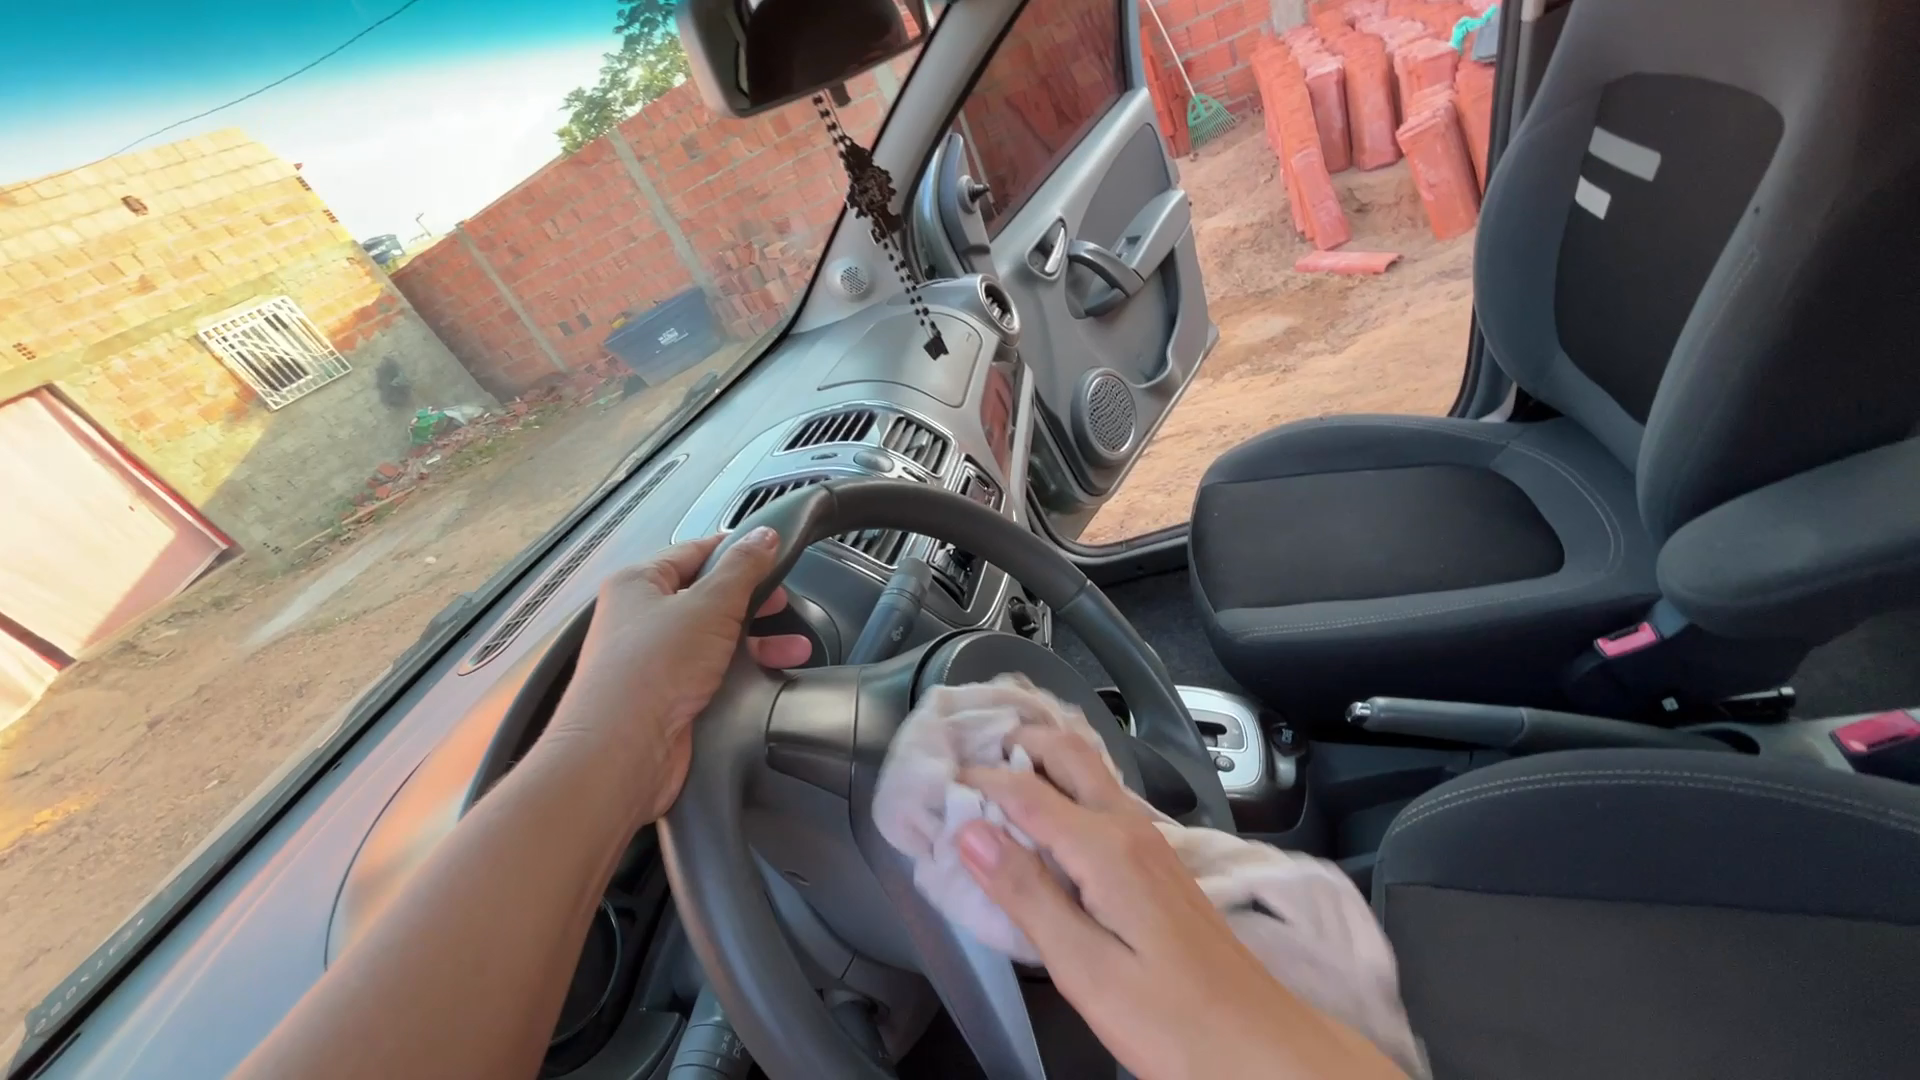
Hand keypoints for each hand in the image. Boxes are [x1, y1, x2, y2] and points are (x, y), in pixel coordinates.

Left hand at [539, 528, 810, 823]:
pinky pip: (715, 672)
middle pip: (709, 596)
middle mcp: (641, 618)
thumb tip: (764, 535)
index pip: (695, 552)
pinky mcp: (670, 696)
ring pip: (716, 637)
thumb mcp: (710, 605)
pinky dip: (745, 671)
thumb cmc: (654, 669)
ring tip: (795, 647)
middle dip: (753, 600)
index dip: (736, 550)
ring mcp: (655, 660)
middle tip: (784, 602)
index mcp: (638, 583)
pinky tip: (774, 675)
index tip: (774, 552)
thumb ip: (743, 568)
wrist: (622, 754)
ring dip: (757, 640)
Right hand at [957, 731, 1403, 1079]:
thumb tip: (969, 830)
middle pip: (1069, 751)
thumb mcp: (1085, 968)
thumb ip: (1026, 894)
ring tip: (999, 765)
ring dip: (1045, 754)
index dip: (978, 779)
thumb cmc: (1172, 1019)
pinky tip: (1048, 811)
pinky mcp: (1158, 860)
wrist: (1263, 1046)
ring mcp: (1149, 839)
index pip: (1025, 790)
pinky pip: (1103, 795)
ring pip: (1090, 768)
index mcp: (1105, 847)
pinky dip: (1066, 783)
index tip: (937, 779)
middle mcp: (1128, 826)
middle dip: (1019, 738)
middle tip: (970, 746)